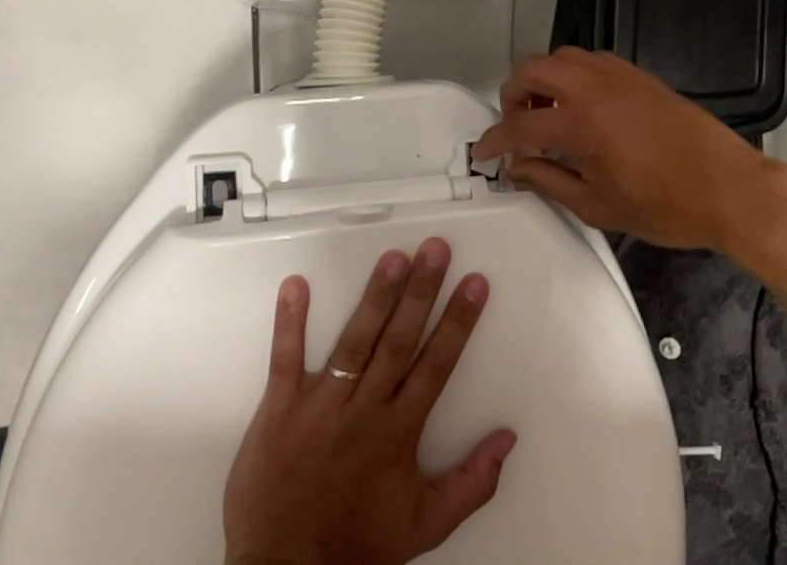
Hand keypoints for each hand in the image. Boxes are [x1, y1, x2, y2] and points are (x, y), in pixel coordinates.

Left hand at [223, 238, 517, 564]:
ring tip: (392, 259)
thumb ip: (473, 481)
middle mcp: (365, 409)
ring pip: (354, 341)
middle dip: (422, 291)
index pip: (438, 363)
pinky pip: (285, 358)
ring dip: (375, 298)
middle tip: (436, 251)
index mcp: (400, 430)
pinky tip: (296, 286)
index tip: (474, 285)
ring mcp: (321, 405)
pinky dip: (290, 322)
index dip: (458, 321)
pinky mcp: (281, 408)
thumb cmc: (357, 546)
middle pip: (400, 340)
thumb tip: (506, 441)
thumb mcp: (427, 522)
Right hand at [471, 47, 776, 251]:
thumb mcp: (599, 206)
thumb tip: (519, 167)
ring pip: (564, 57)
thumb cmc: (666, 206)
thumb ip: (550, 181)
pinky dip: (574, 76)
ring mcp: (621, 76)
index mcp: (581, 121)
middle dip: (512, 95)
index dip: (494, 141)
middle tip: (516, 129)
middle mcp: (596, 86)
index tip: (484, 153)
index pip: (520, 124)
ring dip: (543, 80)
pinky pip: (593, 61)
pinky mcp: (641, 77)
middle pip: (533, 68)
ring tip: (547, 116)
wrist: (730, 188)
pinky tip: (582, 109)